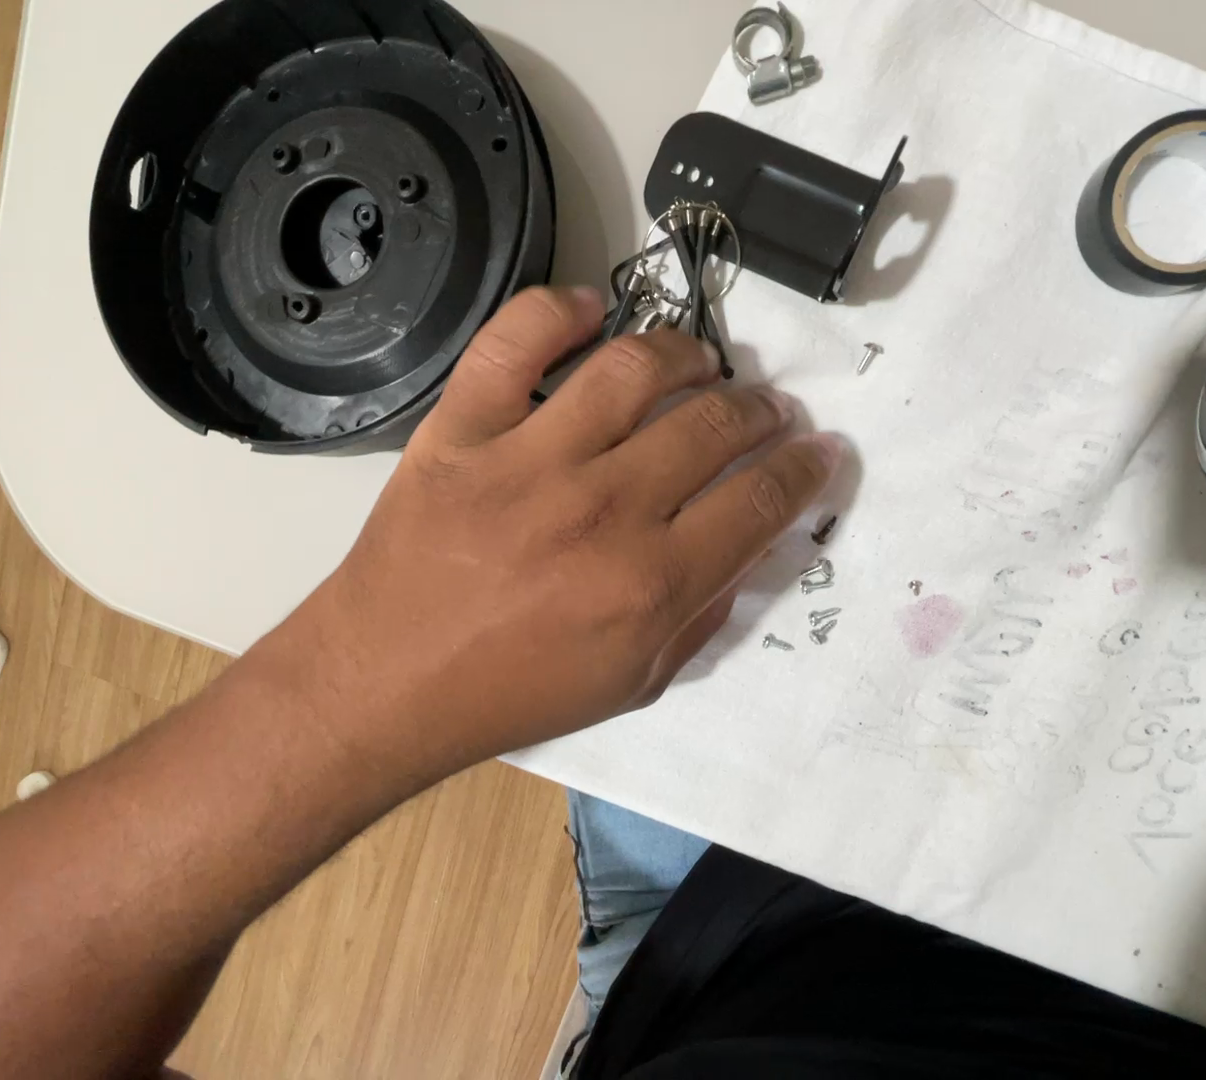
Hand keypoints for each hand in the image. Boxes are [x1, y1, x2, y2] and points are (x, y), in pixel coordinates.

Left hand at [253, 286, 841, 771]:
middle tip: (766, 410)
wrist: (387, 684)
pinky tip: (592, 312)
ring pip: (634, 368)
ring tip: (700, 364)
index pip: (759, 502)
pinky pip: (516, 341)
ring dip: (686, 354)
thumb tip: (748, 544)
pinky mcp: (461, 430)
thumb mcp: (635, 683)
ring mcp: (527, 460)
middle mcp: (601, 510)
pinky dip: (559, 310)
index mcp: (650, 584)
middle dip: (760, 410)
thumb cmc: (515, 694)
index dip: (805, 469)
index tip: (818, 450)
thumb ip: (705, 613)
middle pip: (712, 426)